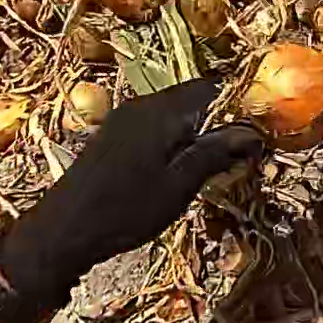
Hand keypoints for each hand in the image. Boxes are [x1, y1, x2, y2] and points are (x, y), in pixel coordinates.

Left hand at [0, 78, 262, 316]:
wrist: (60, 232)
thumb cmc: (125, 210)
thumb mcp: (179, 186)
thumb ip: (215, 152)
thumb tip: (253, 133)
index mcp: (163, 111)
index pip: (216, 90)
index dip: (244, 106)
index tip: (263, 129)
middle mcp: (146, 103)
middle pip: (198, 95)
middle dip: (226, 114)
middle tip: (247, 144)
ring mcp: (129, 115)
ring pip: (180, 107)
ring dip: (205, 123)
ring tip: (223, 154)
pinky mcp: (119, 130)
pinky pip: (162, 119)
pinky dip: (183, 131)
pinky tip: (190, 157)